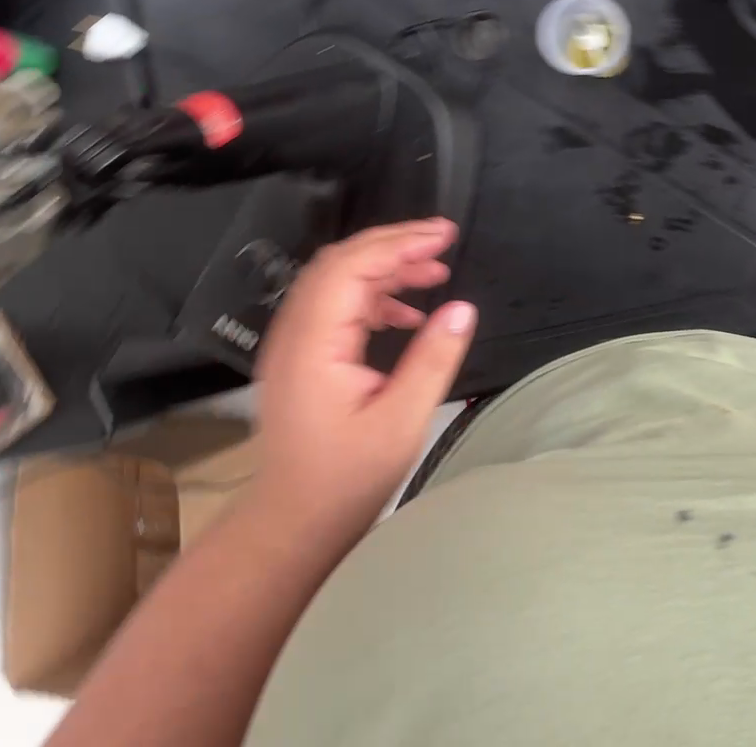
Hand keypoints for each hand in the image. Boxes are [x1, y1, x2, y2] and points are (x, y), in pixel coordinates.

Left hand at [249, 218, 475, 532]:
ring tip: (435, 271)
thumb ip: (433, 359)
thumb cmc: (345, 479)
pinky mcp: (303, 356)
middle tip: (443, 239)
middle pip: (341, 263)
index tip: (444, 234)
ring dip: (386, 269)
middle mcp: (295, 333)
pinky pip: (338, 308)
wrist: (293, 521)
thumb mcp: (402, 421)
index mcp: (314, 343)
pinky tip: (410, 314)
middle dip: (394, 244)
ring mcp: (294, 343)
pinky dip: (375, 298)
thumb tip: (462, 308)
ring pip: (339, 281)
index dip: (399, 243)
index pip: (351, 268)